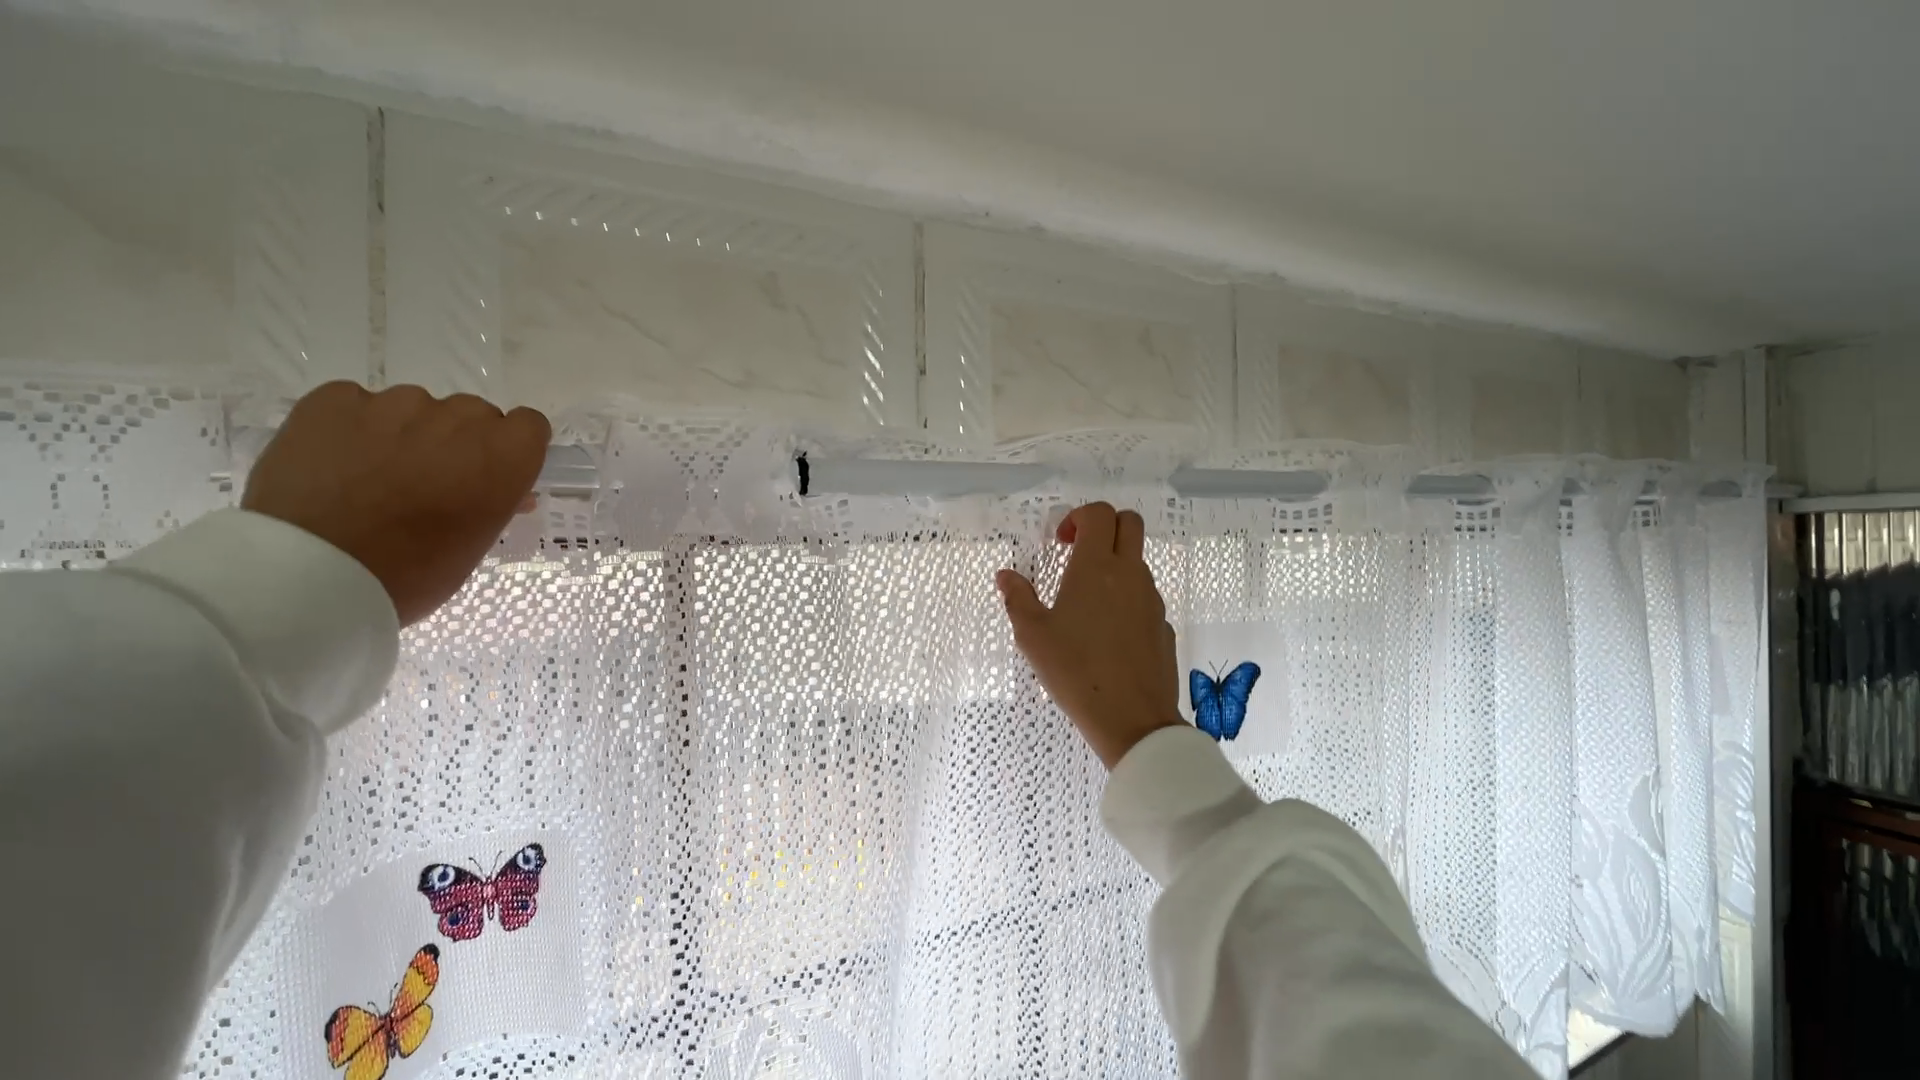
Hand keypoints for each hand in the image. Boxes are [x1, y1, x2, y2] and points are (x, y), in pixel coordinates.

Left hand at [242, 382, 550, 625]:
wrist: (308, 572)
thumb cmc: (410, 572)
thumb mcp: (474, 545)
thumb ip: (495, 503)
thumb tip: (502, 489)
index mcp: (504, 455)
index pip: (529, 425)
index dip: (510, 448)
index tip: (489, 474)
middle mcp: (459, 417)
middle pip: (472, 414)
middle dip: (458, 441)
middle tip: (428, 483)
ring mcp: (395, 403)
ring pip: (414, 408)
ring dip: (406, 433)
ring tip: (372, 477)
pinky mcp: (334, 399)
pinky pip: (356, 403)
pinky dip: (353, 427)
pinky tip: (336, 463)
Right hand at [998, 502, 1182, 767]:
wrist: (1131, 718)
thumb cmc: (1075, 671)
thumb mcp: (1033, 635)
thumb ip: (1018, 598)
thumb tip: (1006, 576)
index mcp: (1097, 567)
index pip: (1100, 513)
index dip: (1079, 517)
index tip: (1060, 541)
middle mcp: (1130, 574)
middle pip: (1129, 523)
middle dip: (1104, 526)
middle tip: (1078, 552)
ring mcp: (1152, 599)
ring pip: (1138, 561)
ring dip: (1115, 564)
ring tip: (1086, 601)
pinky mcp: (1163, 625)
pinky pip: (1145, 597)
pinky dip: (1126, 598)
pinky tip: (1106, 634)